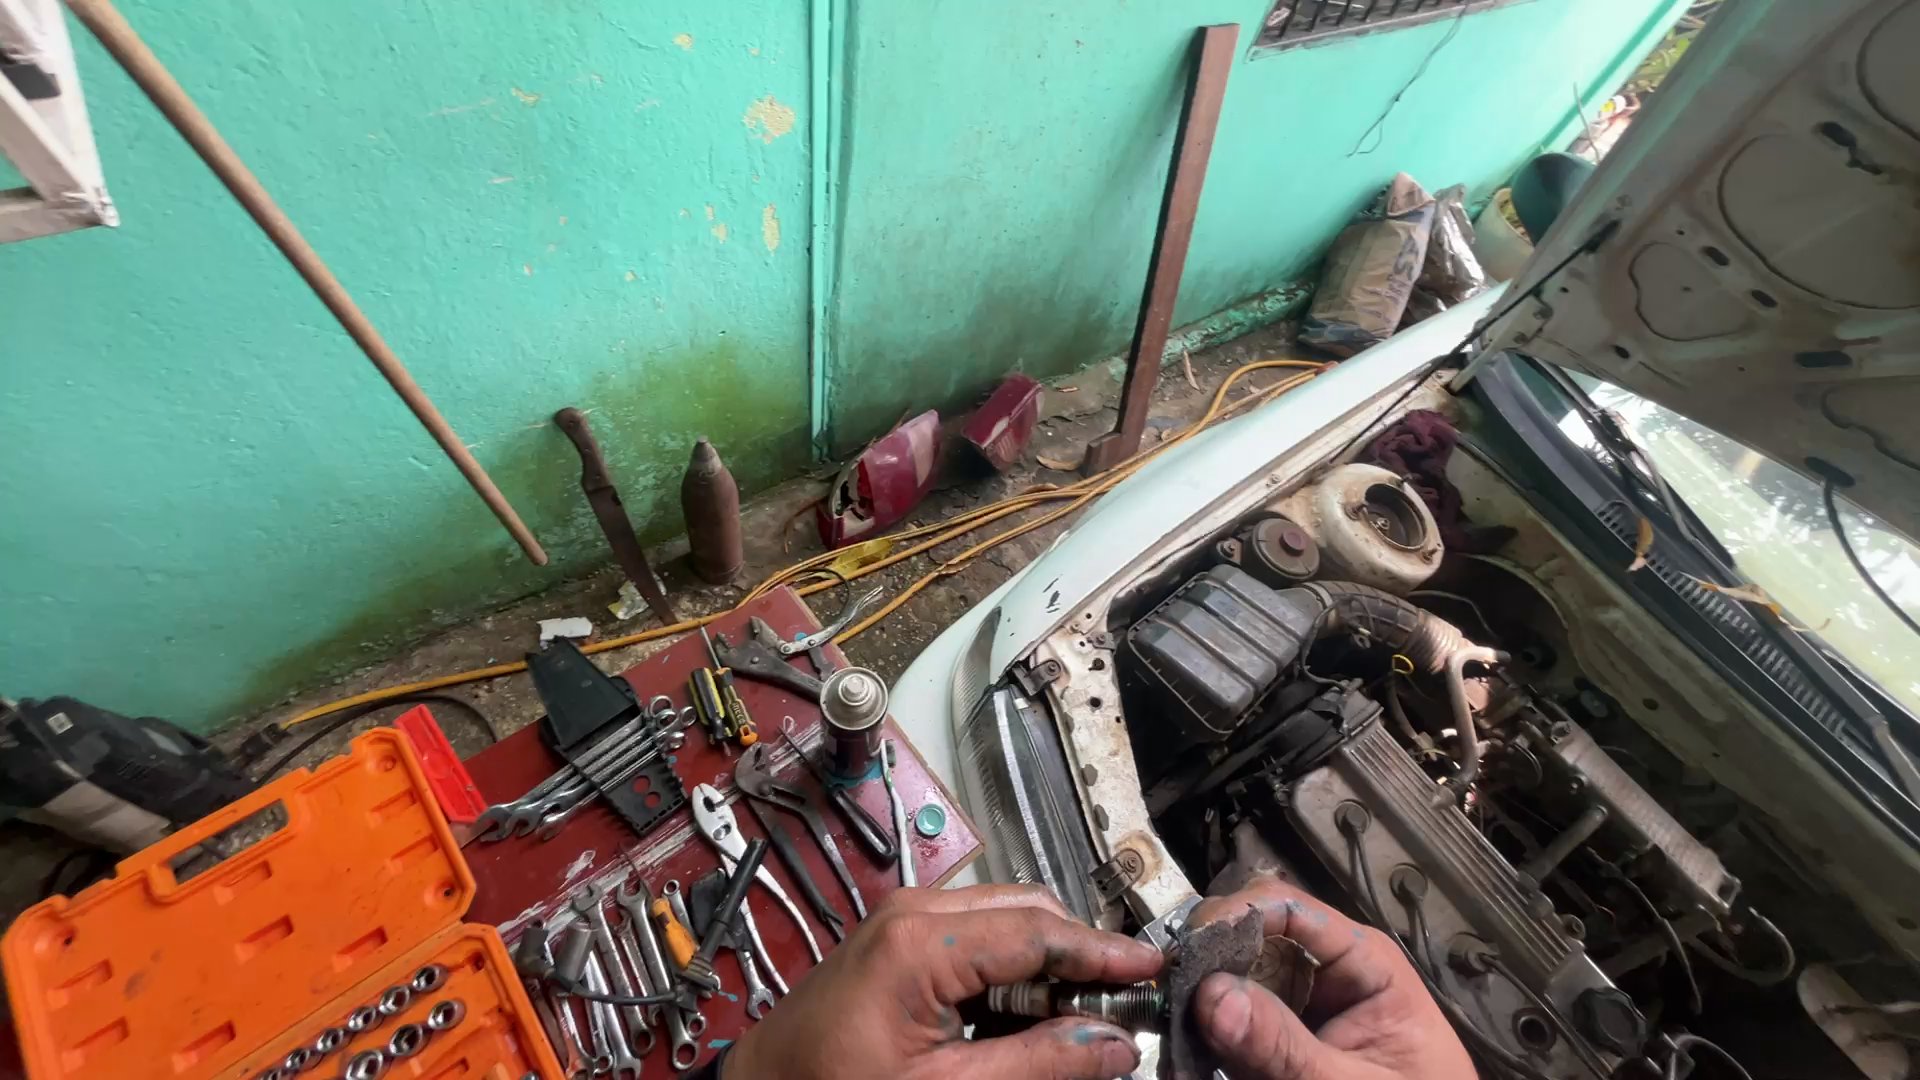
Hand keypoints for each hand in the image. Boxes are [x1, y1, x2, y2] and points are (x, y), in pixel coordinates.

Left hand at [725, 884, 1163, 1079]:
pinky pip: (976, 934)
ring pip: (1005, 917)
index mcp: (921, 939)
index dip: (1102, 950)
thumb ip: (1037, 1063)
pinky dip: (1013, 965)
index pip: (1036, 929)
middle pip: (1024, 910)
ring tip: (1086, 1009)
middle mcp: (917, 907)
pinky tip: (1031, 1008)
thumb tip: (1114, 1043)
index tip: (1153, 967)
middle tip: (1125, 1001)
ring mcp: (906, 914)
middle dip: (1078, 951)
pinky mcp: (902, 933)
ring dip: (1048, 958)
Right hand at [1187, 877, 1473, 1079]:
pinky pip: (1229, 1006)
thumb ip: (1286, 1047)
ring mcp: (1294, 994)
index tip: (1191, 947)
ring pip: (1231, 966)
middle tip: (1172, 984)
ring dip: (1200, 988)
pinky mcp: (1274, 1025)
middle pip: (1250, 929)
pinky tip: (1187, 1039)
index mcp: (1361, 958)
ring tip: (1173, 1013)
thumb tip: (1213, 995)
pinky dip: (1204, 1020)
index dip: (1234, 916)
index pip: (1287, 906)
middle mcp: (1322, 963)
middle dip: (1209, 953)